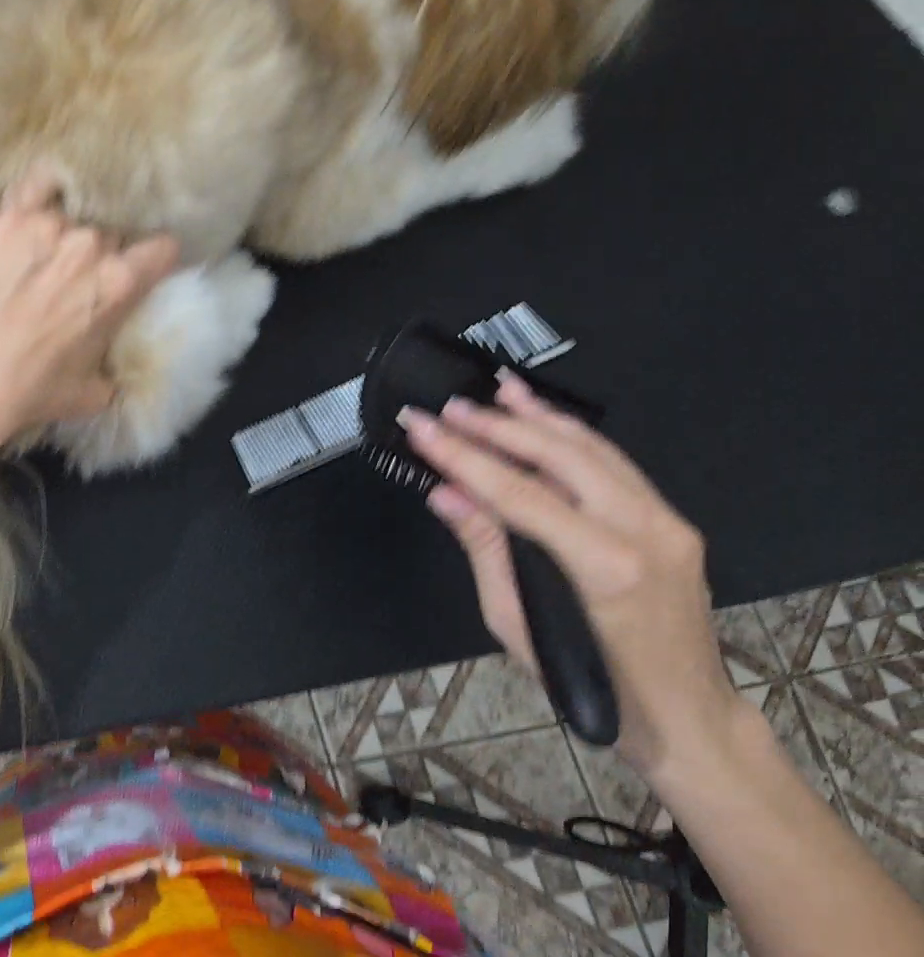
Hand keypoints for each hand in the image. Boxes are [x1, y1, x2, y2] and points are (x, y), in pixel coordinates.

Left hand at [0, 171, 179, 439]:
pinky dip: (38, 197)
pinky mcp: (4, 223)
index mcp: (120, 283)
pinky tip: (30, 215)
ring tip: (39, 260)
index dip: (153, 262)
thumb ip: (119, 361)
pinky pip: (33, 190)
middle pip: (111, 235)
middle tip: (74, 281)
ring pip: (70, 217)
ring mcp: (44, 227)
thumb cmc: (32, 394)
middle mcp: (88, 245)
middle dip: (101, 255)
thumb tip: (122, 351)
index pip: (162, 248)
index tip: (139, 272)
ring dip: (62, 235)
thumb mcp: (95, 391)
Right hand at [401, 371, 742, 776]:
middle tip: (448, 407)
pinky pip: (616, 467)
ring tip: (496, 391)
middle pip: (560, 457)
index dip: (462, 456)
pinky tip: (544, 420)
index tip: (422, 428)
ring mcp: (667, 522)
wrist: (683, 714)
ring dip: (540, 418)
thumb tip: (447, 493)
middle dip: (498, 426)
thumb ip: (487, 549)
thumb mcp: (516, 624)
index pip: (517, 493)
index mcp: (603, 564)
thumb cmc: (591, 683)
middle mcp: (645, 531)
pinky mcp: (672, 522)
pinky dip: (574, 437)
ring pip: (595, 450)